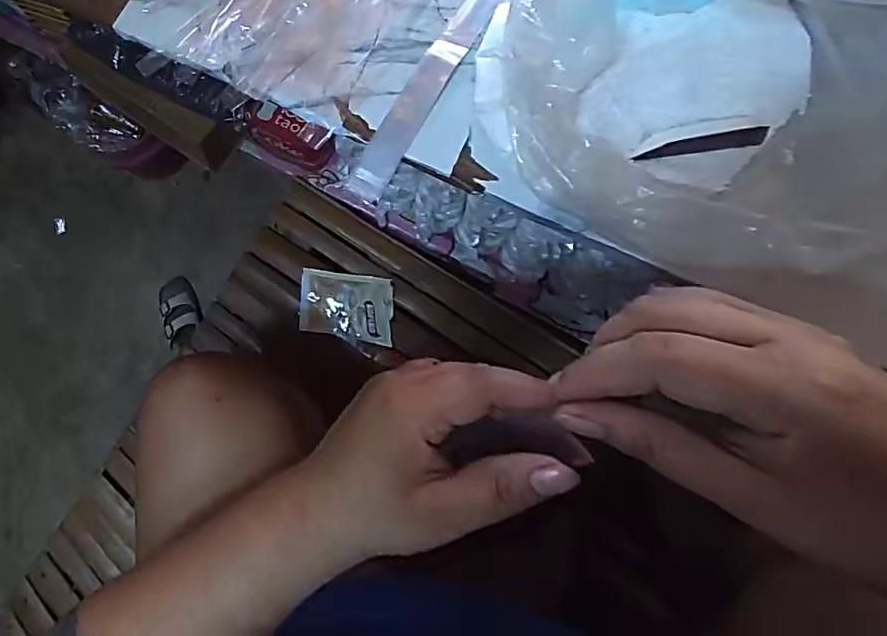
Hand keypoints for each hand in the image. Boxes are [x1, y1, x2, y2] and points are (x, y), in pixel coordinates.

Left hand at [288, 359, 586, 563]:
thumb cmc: (379, 515)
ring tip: (536, 421)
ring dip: (494, 391)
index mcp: (415, 400)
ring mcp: (392, 378)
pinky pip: (438, 378)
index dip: (528, 390)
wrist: (315, 510)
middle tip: (562, 422)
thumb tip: (564, 472)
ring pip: (455, 372)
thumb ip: (502, 487)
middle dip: (517, 392)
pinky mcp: (388, 387)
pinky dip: (469, 393)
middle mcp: (403, 377)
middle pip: (471, 373)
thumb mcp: (445, 512)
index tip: (571, 407)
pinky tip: (489, 418)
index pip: (482, 382)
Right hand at [549, 288, 886, 614]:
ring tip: (609, 371)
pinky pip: (712, 305)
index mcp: (786, 385)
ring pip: (684, 297)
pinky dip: (668, 323)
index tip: (556, 396)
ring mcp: (798, 323)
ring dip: (634, 326)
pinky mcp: (801, 326)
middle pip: (665, 309)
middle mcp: (789, 334)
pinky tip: (657, 357)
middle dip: (608, 341)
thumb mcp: (756, 503)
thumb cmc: (869, 537)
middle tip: (579, 386)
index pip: (662, 354)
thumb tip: (580, 417)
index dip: (598, 371)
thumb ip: (661, 447)